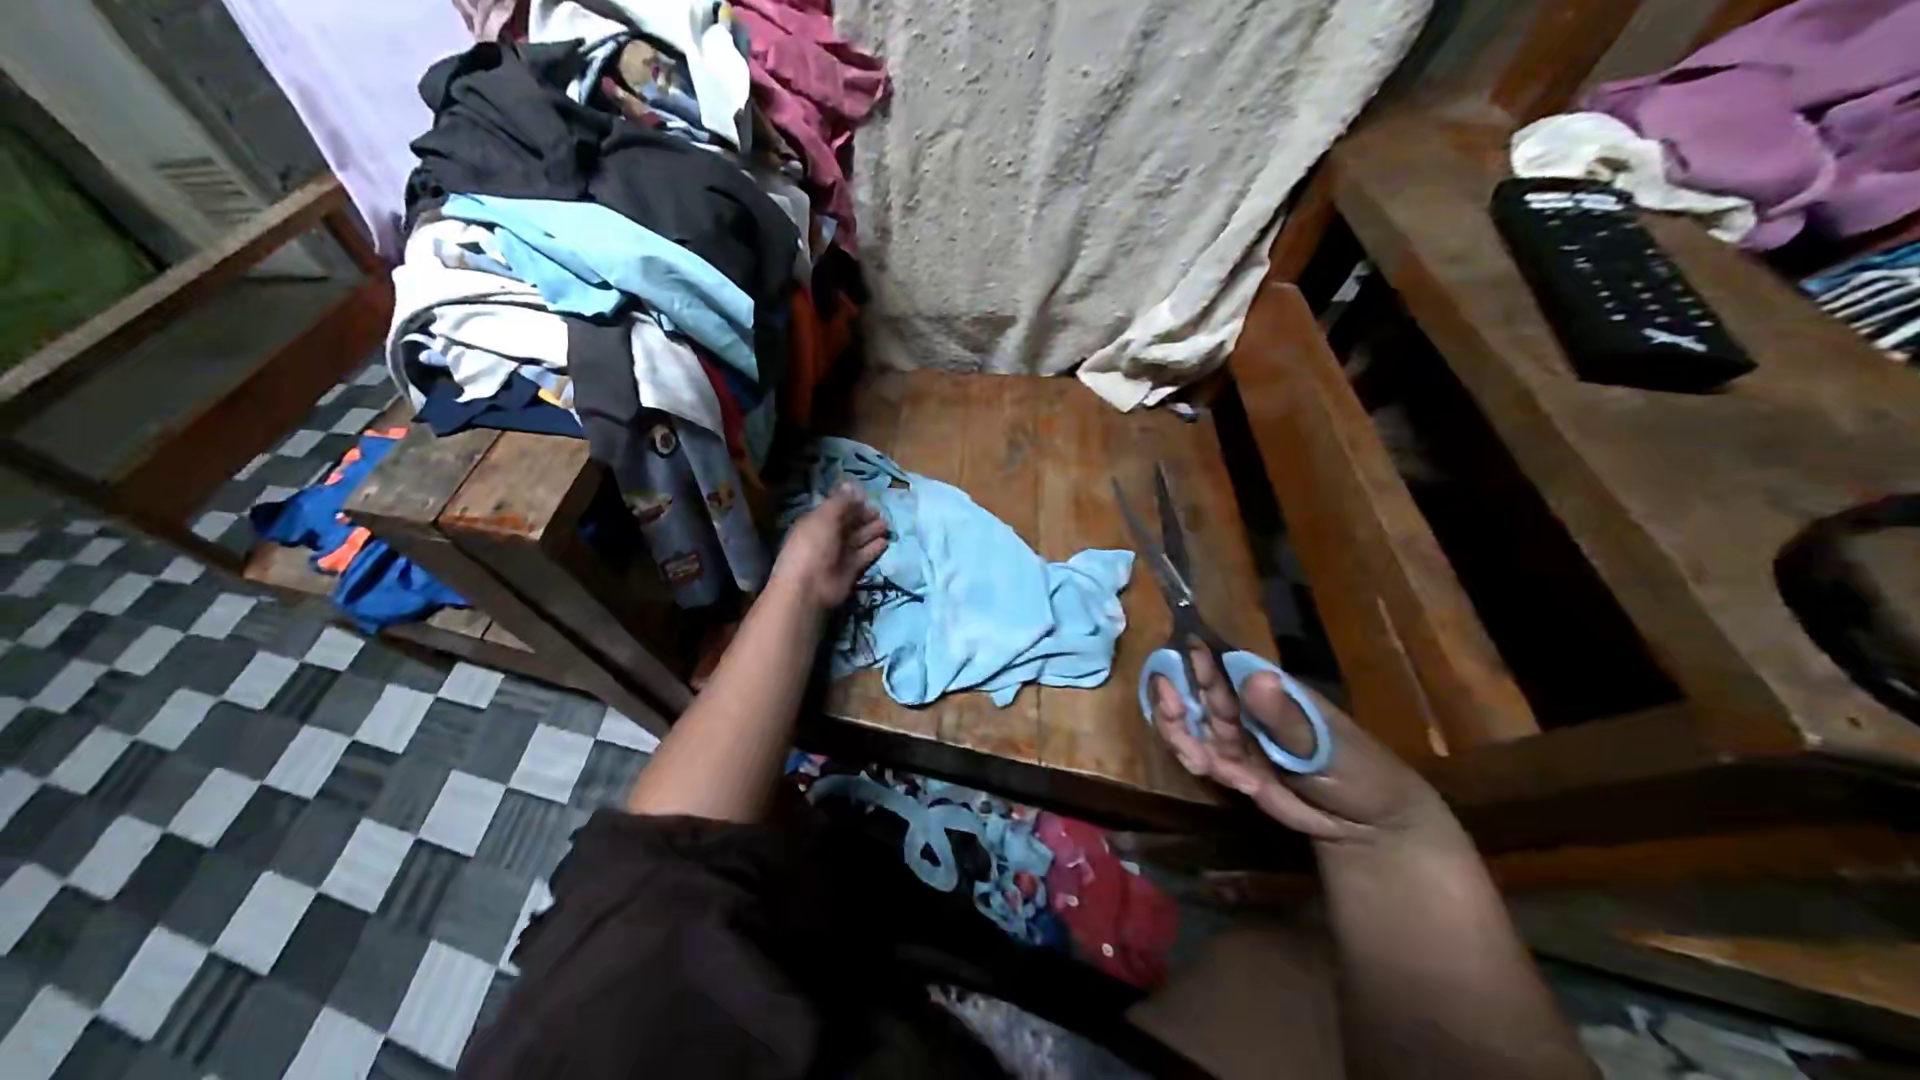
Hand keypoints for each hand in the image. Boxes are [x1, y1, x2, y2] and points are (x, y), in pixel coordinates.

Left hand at [771, 483, 890, 609]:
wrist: (808, 587)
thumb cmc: (813, 546)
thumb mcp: (824, 517)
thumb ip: (839, 501)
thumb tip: (850, 484)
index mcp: (817, 522)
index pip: (837, 509)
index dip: (851, 503)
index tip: (867, 498)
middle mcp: (828, 537)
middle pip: (849, 524)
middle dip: (864, 517)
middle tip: (880, 512)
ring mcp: (840, 554)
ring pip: (859, 539)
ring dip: (872, 531)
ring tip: (886, 525)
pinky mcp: (851, 569)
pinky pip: (865, 555)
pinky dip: (875, 549)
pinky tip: (885, 541)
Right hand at [1149, 648, 1449, 846]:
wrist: (1370, 827)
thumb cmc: (1361, 772)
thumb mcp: (1329, 746)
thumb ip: (1287, 719)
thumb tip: (1256, 679)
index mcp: (1267, 688)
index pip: (1221, 663)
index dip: (1194, 661)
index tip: (1172, 667)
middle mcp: (1242, 705)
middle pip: (1194, 691)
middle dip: (1173, 700)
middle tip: (1169, 712)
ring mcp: (1232, 737)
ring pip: (1188, 724)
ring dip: (1181, 736)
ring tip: (1197, 759)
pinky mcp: (1228, 767)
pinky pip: (1200, 757)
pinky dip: (1200, 763)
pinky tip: (1217, 773)